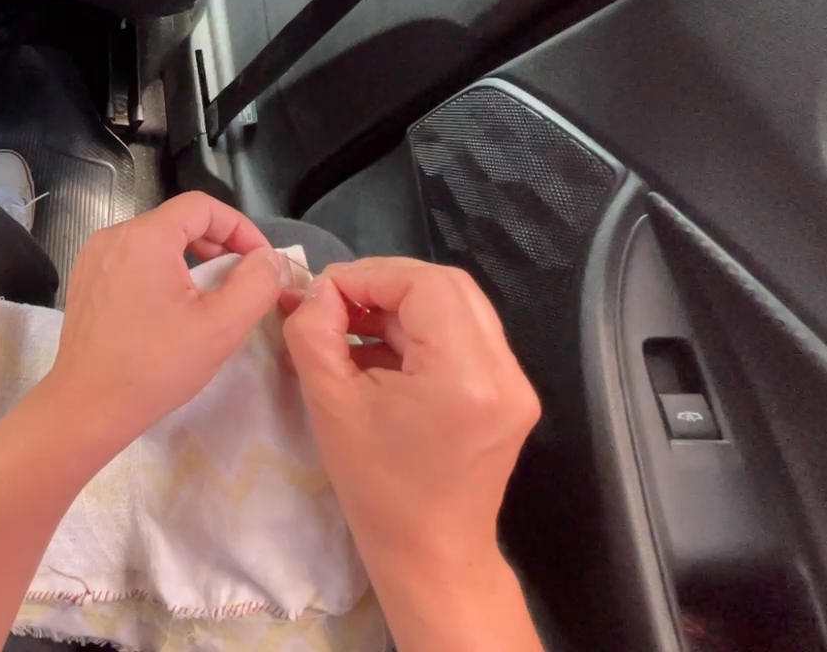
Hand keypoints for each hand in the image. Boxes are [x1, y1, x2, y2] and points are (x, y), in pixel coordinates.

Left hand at [43, 192, 297, 452]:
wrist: (88, 402)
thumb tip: (269, 258)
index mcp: (145, 236)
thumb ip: (255, 284)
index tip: (262, 263)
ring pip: (155, 241)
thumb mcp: (220, 326)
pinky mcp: (85, 278)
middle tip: (243, 282)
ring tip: (212, 296)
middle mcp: (114, 235)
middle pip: (177, 221)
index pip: (201, 207)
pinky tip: (173, 307)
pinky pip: (132, 259)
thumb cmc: (156, 365)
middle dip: (218, 244)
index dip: (240, 228)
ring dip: (191, 259)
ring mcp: (94, 256)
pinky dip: (160, 271)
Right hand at [282, 258, 541, 650]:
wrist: (429, 550)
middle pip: (446, 285)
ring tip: (350, 326)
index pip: (425, 284)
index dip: (367, 276)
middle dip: (382, 282)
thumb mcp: (327, 398)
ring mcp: (512, 382)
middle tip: (336, 303)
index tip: (323, 297)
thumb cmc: (374, 481)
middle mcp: (504, 372)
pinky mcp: (504, 391)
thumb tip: (315, 293)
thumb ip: (313, 330)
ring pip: (454, 304)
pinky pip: (459, 332)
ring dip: (396, 302)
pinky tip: (375, 349)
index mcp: (464, 376)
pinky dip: (413, 326)